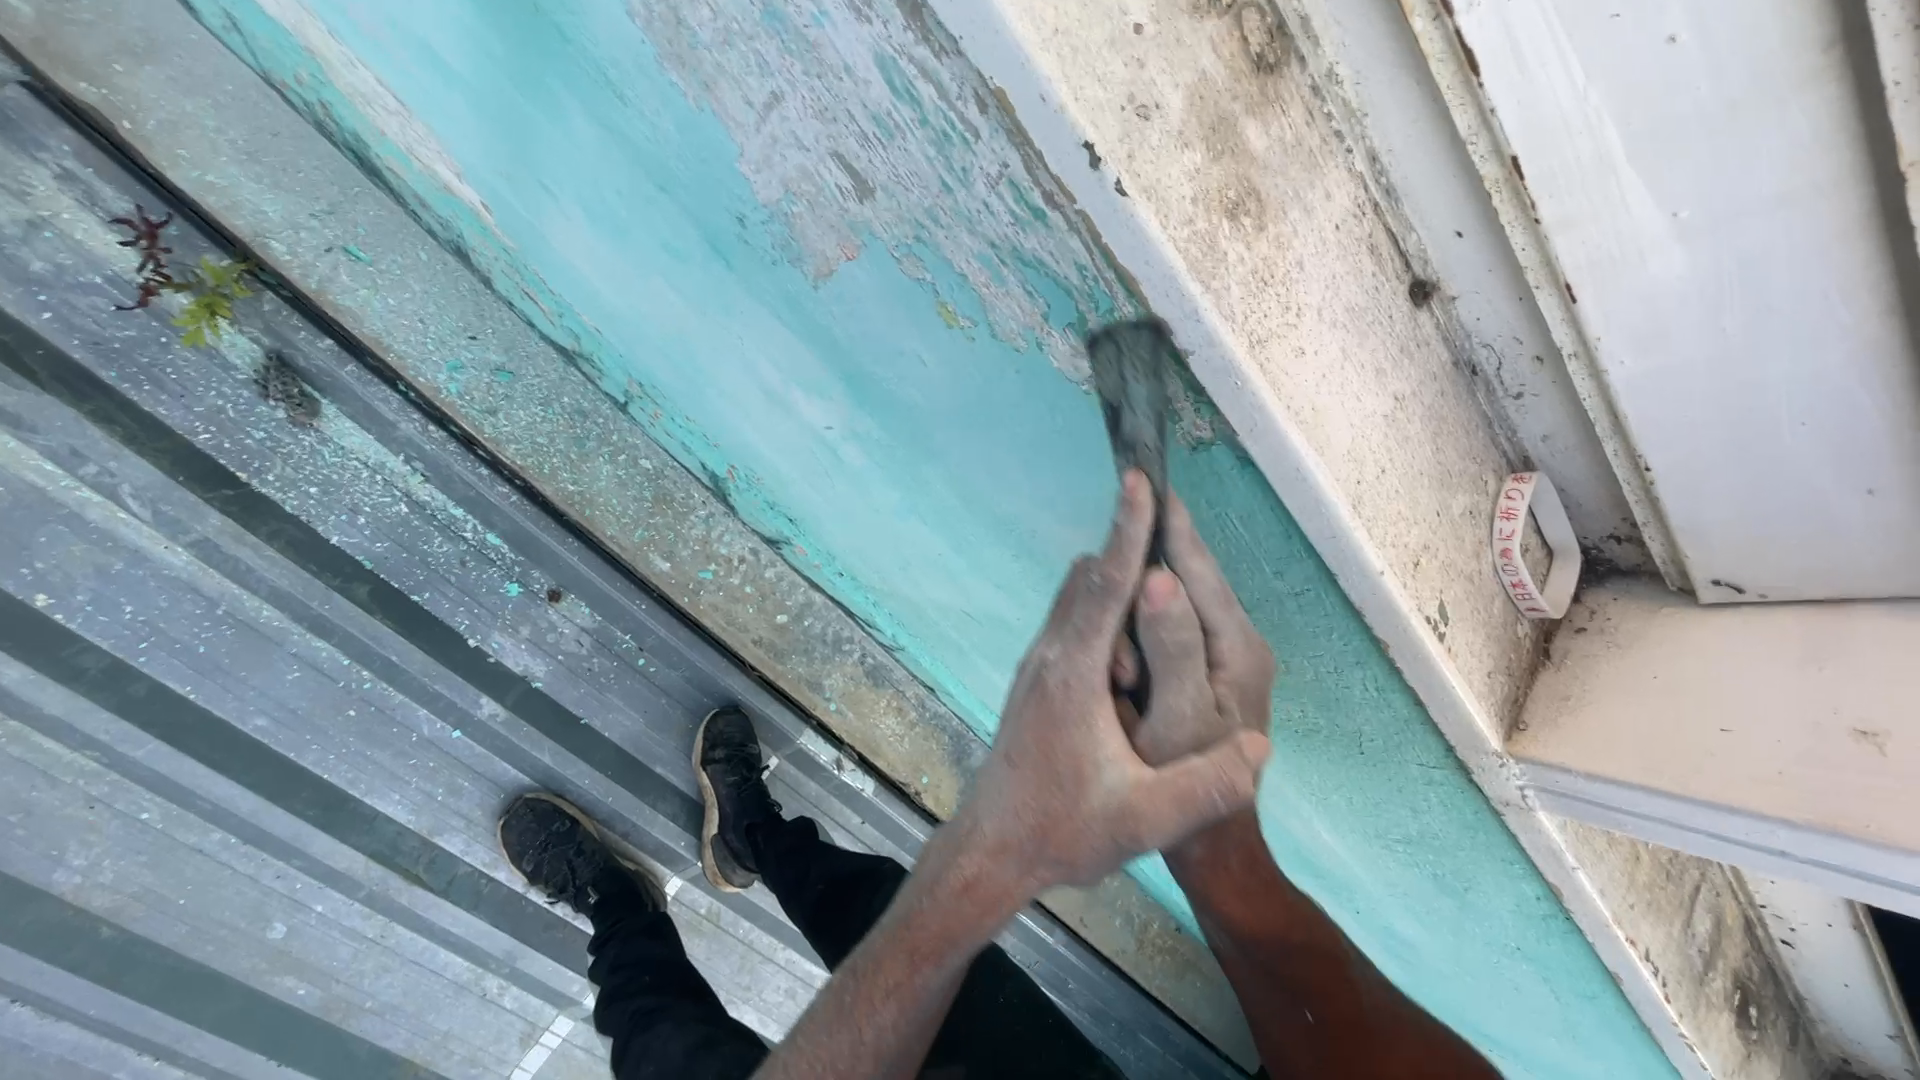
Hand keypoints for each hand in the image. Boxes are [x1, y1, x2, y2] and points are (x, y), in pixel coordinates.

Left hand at [948, 471, 1270, 901]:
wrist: (993, 848)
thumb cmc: (1063, 831)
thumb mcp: (1145, 822)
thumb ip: (1207, 785)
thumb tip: (1261, 745)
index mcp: (1073, 673)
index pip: (1104, 584)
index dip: (1127, 530)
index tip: (1140, 480)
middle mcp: (1049, 655)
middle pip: (1088, 580)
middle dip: (1131, 560)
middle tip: (1178, 566)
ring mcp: (1035, 666)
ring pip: (1076, 601)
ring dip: (1117, 598)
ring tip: (1157, 640)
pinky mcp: (1033, 681)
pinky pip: (1071, 625)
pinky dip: (1102, 621)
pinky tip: (1131, 669)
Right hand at [1115, 491, 1277, 766]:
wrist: (1208, 842)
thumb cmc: (1187, 782)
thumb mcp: (1176, 718)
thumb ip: (1173, 648)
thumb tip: (1158, 578)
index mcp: (1237, 646)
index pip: (1199, 570)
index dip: (1170, 525)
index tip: (1145, 479)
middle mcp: (1238, 642)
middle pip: (1187, 581)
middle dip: (1144, 577)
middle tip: (1109, 579)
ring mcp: (1223, 657)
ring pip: (1173, 604)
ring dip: (1137, 608)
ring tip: (1111, 632)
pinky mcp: (1205, 671)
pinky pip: (1168, 629)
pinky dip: (1141, 626)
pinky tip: (1118, 635)